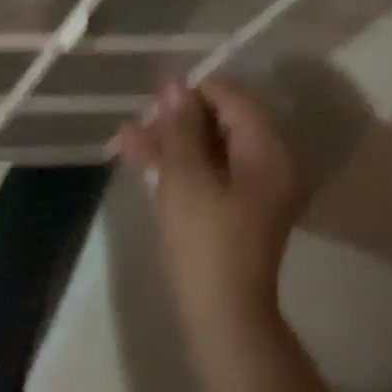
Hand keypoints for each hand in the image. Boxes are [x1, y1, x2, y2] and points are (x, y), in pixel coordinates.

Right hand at [110, 78, 303, 334]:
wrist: (220, 304)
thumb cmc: (204, 236)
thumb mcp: (185, 175)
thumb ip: (181, 127)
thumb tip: (175, 87)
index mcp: (269, 151)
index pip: (234, 98)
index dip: (193, 93)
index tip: (154, 102)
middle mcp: (269, 162)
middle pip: (221, 120)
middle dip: (175, 118)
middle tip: (136, 125)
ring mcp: (252, 185)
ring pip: (207, 145)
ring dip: (167, 139)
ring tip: (122, 140)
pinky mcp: (235, 204)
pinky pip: (206, 168)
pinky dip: (175, 161)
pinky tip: (137, 156)